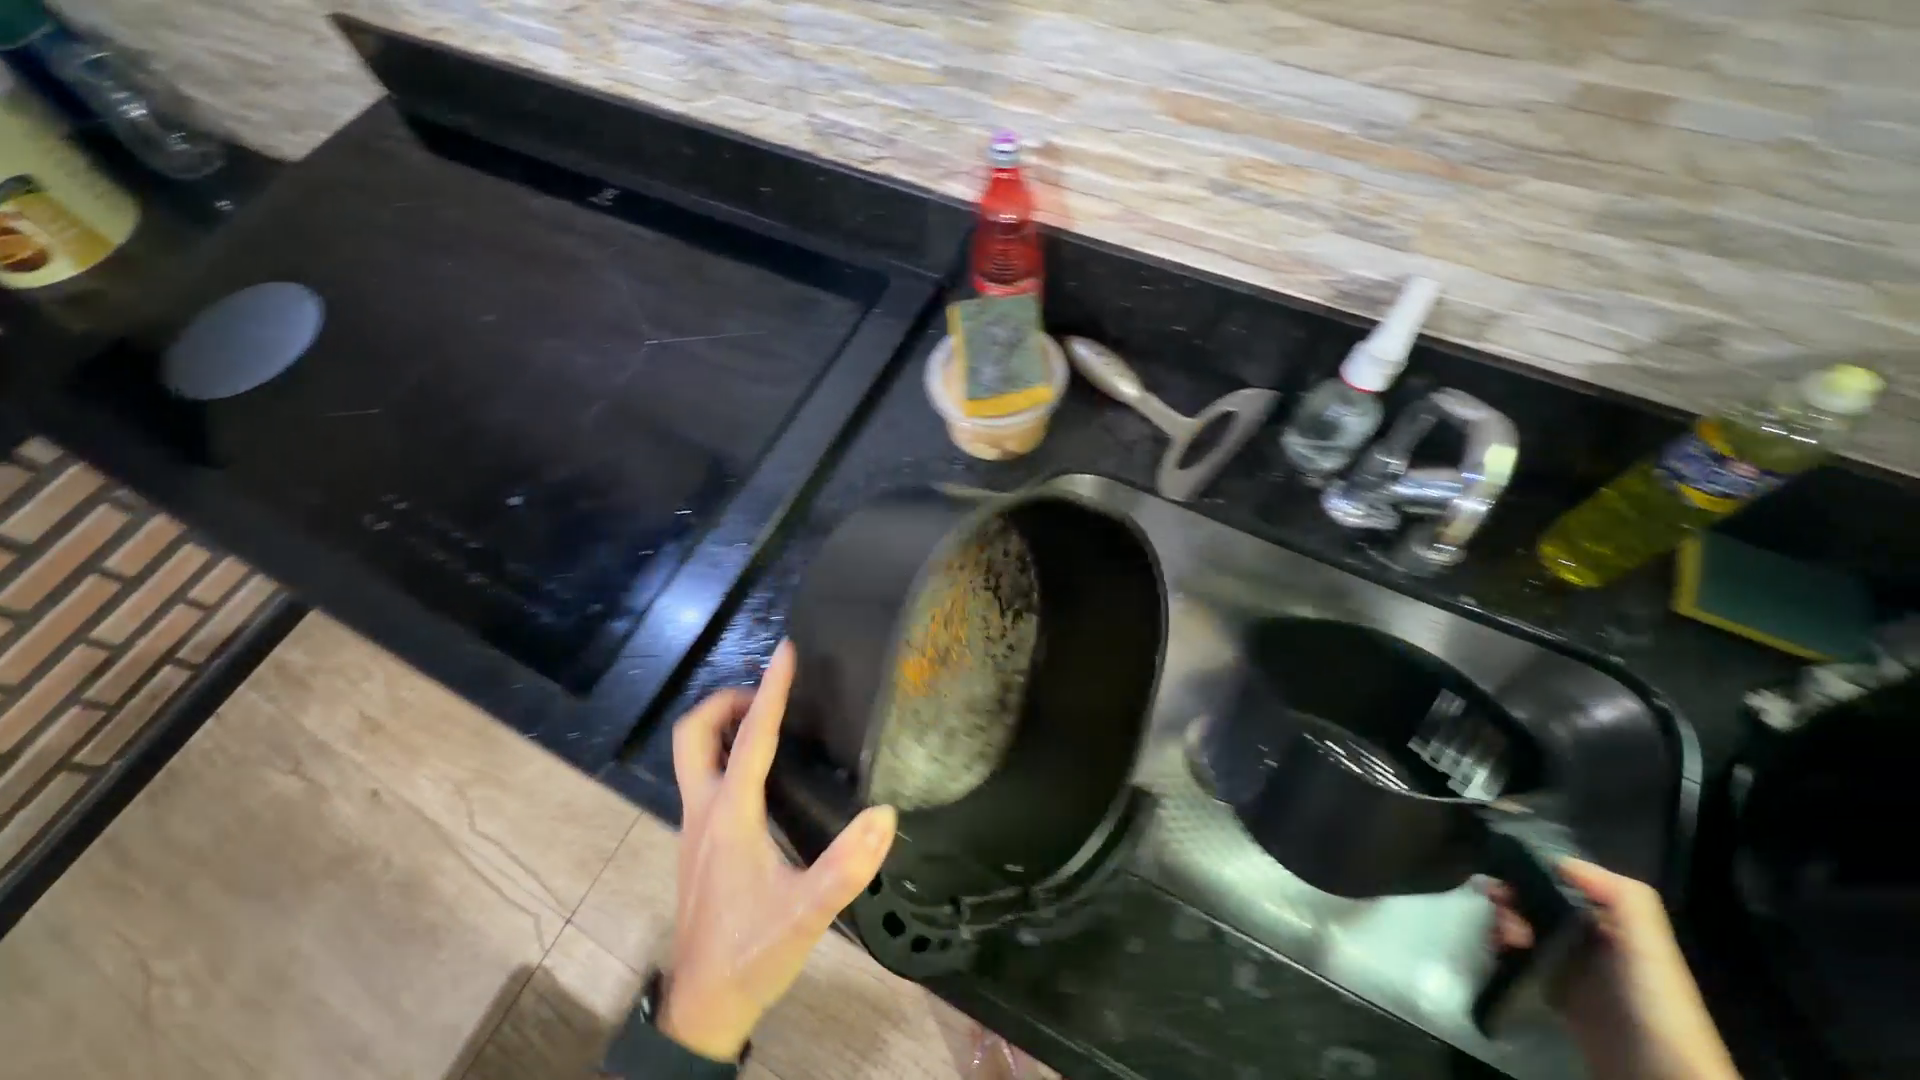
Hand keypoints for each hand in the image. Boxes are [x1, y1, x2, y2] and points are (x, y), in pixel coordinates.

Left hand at [661, 641, 898, 1061]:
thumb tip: (886, 814)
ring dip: (723, 726)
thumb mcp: (808, 913)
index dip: (771, 690)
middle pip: (694, 734)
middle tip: (768, 695)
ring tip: (769, 724)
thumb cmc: (753, 953)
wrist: (703, 1005)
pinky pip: (703, 778)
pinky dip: (725, 755)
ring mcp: (695, 829)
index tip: (785, 652)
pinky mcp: (697, 845)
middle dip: (726, 702)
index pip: (751, 738)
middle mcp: (704, 812)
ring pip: (692, 756)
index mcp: (731, 816)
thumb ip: (847, 866)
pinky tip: (760, 775)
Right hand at [1491, 859, 1739, 1079]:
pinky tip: (1499, 953)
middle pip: (1538, 902)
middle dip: (1511, 900)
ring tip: (1501, 940)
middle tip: (1499, 913)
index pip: (1562, 881)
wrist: (1655, 1070)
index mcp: (1612, 920)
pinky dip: (1503, 950)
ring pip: (1525, 927)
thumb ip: (1620, 894)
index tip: (1504, 878)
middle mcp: (1591, 937)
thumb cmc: (1650, 997)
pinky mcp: (1555, 992)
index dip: (1531, 873)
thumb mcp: (1648, 940)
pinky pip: (1520, 958)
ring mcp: (1572, 966)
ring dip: (1504, 924)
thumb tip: (1559, 861)